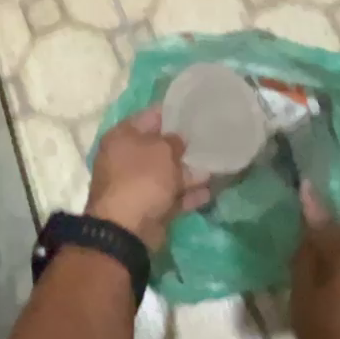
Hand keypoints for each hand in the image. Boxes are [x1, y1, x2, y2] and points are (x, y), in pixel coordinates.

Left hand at [85, 108, 207, 250]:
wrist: (126, 229)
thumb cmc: (142, 178)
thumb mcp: (163, 150)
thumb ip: (175, 140)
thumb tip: (179, 141)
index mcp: (122, 136)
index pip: (151, 116)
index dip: (174, 112)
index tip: (197, 110)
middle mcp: (125, 158)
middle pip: (159, 146)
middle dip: (184, 145)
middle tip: (211, 138)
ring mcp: (136, 184)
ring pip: (167, 173)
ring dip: (189, 172)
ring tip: (217, 166)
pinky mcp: (148, 207)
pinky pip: (171, 195)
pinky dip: (188, 194)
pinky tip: (209, 191)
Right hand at [290, 185, 339, 338]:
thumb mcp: (304, 298)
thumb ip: (306, 255)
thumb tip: (307, 221)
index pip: (324, 216)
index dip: (309, 203)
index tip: (299, 183)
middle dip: (324, 223)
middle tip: (299, 224)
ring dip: (337, 241)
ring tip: (314, 248)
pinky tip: (333, 270)